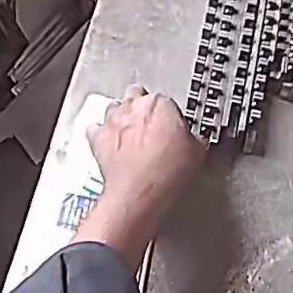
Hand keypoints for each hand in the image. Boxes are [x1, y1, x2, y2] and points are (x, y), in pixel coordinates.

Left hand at [75, 88, 206, 270]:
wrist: (138, 194)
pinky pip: (95, 129)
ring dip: (122, 120)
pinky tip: (111, 147)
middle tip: (152, 131)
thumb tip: (196, 143)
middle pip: (137, 97)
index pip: (167, 101)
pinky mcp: (97, 139)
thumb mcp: (197, 155)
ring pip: (114, 109)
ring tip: (132, 139)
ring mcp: (113, 122)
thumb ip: (195, 141)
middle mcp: (133, 106)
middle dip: (143, 110)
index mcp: (161, 104)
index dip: (171, 118)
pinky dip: (102, 135)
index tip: (174, 131)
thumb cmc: (165, 174)